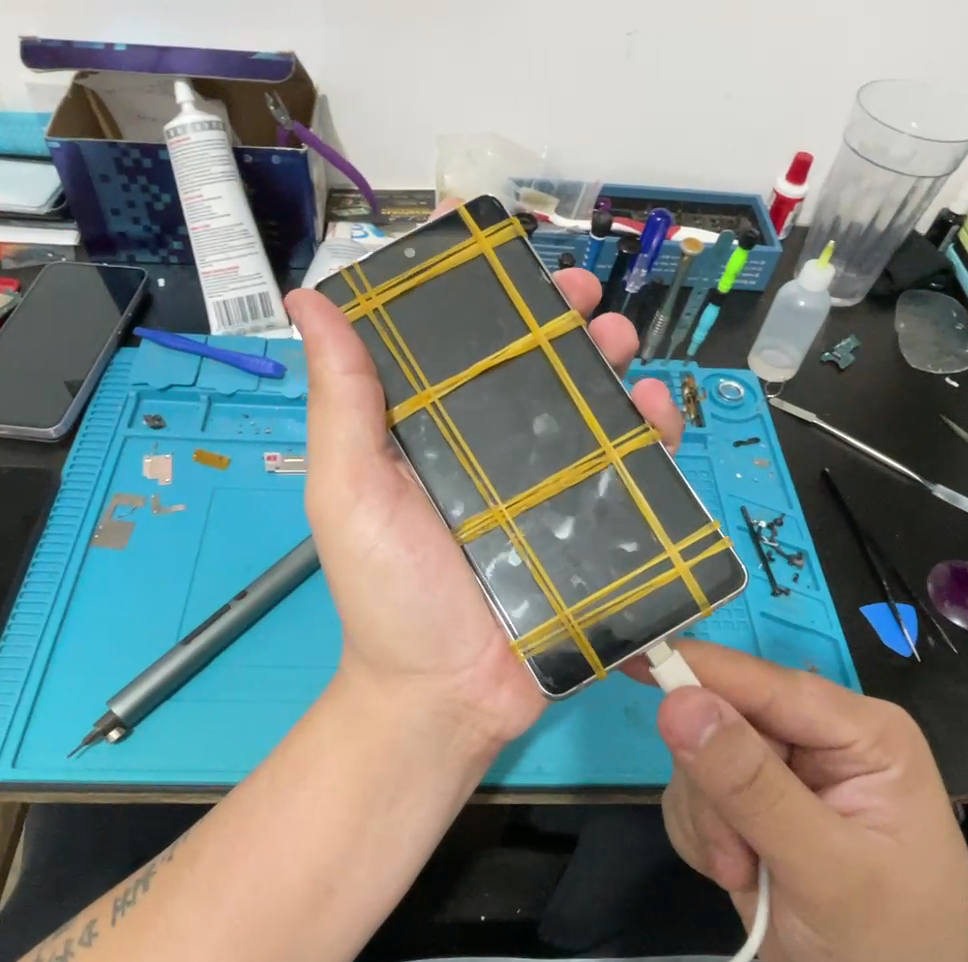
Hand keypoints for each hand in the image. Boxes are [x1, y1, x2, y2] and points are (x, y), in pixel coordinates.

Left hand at [286, 267, 682, 746]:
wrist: (443, 692)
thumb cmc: (387, 590)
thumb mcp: (348, 489)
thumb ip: (341, 400)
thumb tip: (311, 301)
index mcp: (431, 432)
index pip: (463, 348)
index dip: (491, 299)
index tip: (518, 262)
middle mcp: (490, 452)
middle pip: (535, 371)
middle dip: (567, 324)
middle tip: (591, 300)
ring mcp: (545, 490)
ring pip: (588, 411)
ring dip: (613, 367)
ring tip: (625, 345)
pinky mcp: (588, 530)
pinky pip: (625, 474)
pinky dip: (648, 436)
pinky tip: (656, 410)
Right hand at [647, 641, 967, 961]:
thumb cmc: (890, 948)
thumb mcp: (826, 871)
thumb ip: (751, 786)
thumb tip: (680, 703)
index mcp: (861, 733)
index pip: (767, 683)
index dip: (700, 669)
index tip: (632, 660)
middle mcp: (816, 740)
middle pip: (720, 720)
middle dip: (713, 791)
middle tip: (736, 857)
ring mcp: (778, 773)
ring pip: (695, 759)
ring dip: (707, 824)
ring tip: (747, 874)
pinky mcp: (745, 806)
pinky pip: (688, 797)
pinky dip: (699, 839)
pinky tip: (739, 874)